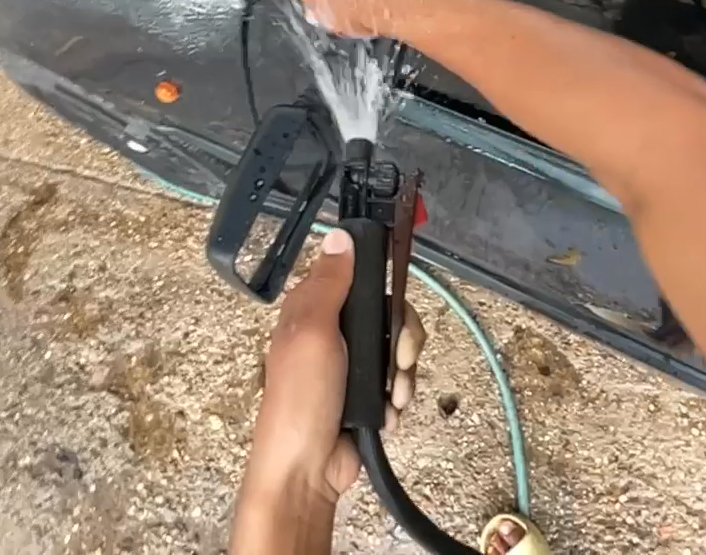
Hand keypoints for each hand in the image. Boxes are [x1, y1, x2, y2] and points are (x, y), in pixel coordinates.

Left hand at [232, 228, 426, 553]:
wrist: (307, 470)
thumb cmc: (302, 397)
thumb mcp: (312, 331)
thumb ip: (330, 283)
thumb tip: (339, 234)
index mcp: (313, 304)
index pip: (357, 271)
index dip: (381, 280)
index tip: (397, 299)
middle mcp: (333, 326)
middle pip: (388, 308)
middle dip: (402, 335)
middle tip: (400, 359)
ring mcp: (352, 359)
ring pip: (397, 342)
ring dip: (403, 370)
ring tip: (394, 396)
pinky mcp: (367, 389)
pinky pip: (398, 375)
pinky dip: (400, 391)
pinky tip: (391, 409)